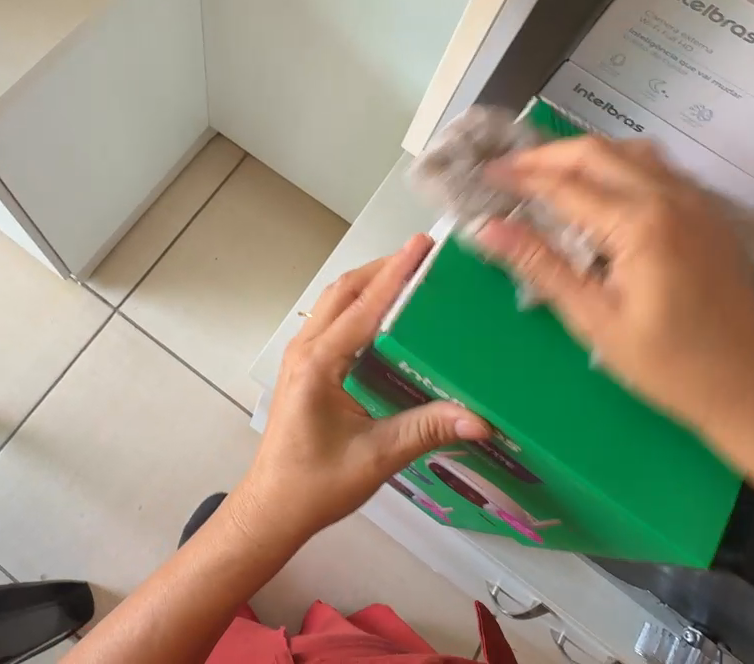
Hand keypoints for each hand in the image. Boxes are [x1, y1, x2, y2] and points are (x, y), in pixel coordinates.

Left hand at [227, 234, 490, 555]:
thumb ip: (425, 431)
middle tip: (424, 253)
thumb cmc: (317, 484)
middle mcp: (305, 348)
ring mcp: (301, 353)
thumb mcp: (376, 458)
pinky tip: (387, 308)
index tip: (421, 246)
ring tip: (410, 271)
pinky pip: (333, 317)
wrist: (273, 507)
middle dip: (384, 267)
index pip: (363, 307)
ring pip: (336, 299)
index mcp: (319, 364)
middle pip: (345, 290)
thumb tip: (480, 419)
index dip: (395, 274)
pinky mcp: (305, 363)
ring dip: (370, 280)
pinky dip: (360, 300)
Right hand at [474, 137, 753, 437]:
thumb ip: (541, 265)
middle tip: (508, 170)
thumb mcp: (595, 320)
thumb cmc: (670, 366)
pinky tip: (602, 188)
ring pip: (630, 151)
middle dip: (546, 155)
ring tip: (547, 173)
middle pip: (596, 151)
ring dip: (583, 154)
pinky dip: (618, 164)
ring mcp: (696, 201)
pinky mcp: (710, 213)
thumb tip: (488, 230)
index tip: (484, 176)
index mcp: (640, 224)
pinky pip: (657, 168)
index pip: (564, 184)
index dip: (519, 176)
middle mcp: (670, 197)